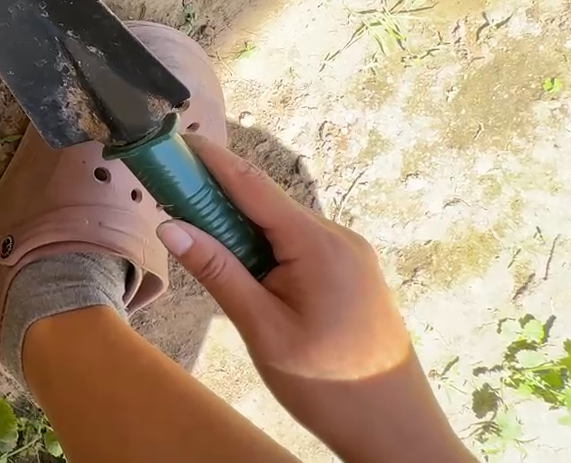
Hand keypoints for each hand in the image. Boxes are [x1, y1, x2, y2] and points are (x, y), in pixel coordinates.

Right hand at [158, 138, 473, 462]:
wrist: (404, 442)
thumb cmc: (330, 388)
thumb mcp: (263, 330)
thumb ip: (216, 271)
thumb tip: (167, 226)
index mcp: (319, 245)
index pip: (251, 184)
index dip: (208, 158)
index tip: (171, 137)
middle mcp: (337, 238)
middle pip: (261, 200)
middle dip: (212, 193)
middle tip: (166, 194)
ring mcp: (346, 254)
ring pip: (274, 222)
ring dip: (233, 222)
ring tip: (196, 237)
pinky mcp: (347, 271)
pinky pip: (291, 240)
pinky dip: (256, 241)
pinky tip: (237, 262)